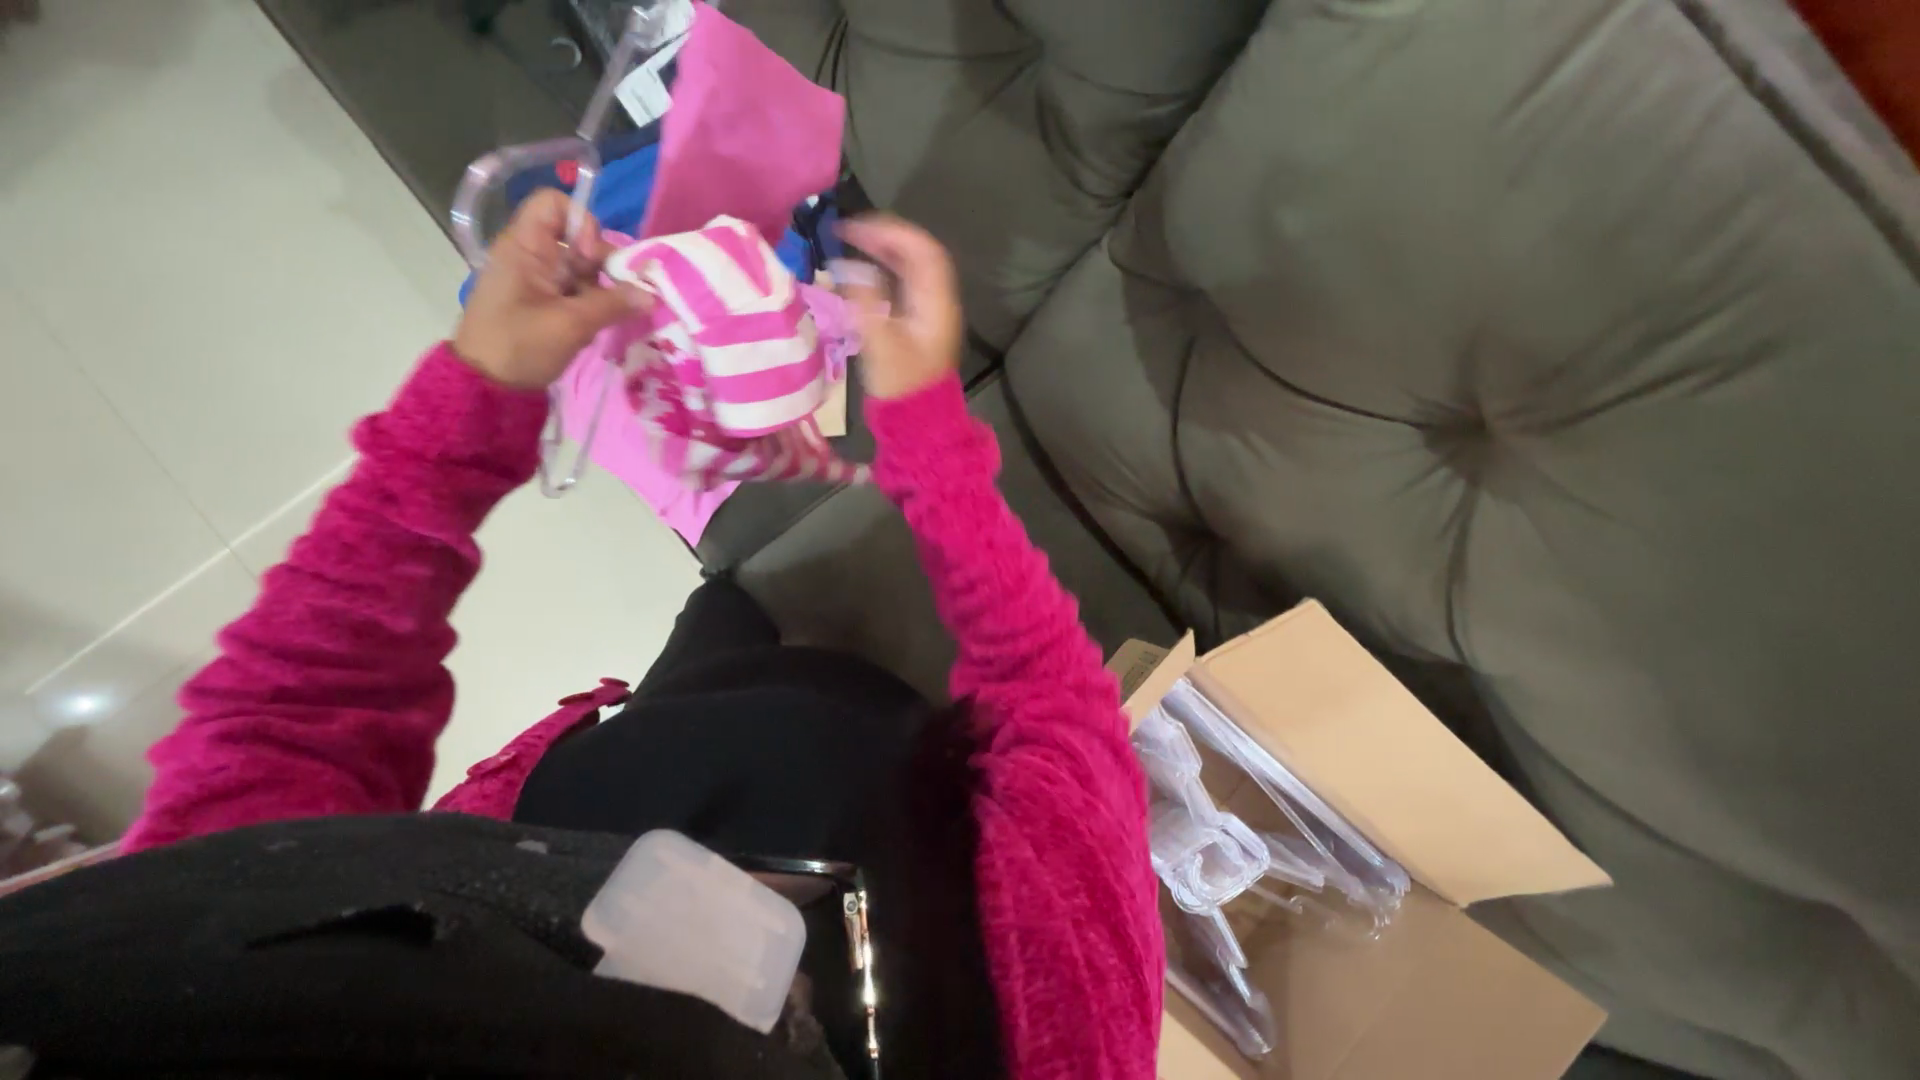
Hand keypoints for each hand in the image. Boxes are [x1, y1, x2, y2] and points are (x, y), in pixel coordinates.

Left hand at [452, 189, 648, 389]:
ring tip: (618, 314)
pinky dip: (597, 304)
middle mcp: (533, 256)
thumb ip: (612, 305)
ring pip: (584, 269)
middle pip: (578, 239)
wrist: (487, 386)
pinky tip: (605, 324)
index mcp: (525, 247)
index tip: (591, 259)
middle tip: (622, 295)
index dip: (581, 223)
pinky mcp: (547, 304)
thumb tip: (651, 295)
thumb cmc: (519, 346)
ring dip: (606, 289)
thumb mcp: (569, 324)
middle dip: (605, 264)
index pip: (554, 204)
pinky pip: (580, 292)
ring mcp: (540, 281)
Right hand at [838, 215, 963, 399]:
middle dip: (885, 237)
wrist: (919, 421)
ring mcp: (931, 312)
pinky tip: (863, 273)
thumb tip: (849, 268)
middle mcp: (938, 301)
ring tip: (853, 245)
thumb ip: (864, 301)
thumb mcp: (880, 343)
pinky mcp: (920, 323)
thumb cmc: (901, 385)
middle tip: (849, 232)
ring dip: (885, 252)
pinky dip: (885, 271)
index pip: (921, 250)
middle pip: (918, 255)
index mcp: (936, 303)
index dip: (890, 232)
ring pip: (912, 268)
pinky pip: (906, 284)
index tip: (855, 228)